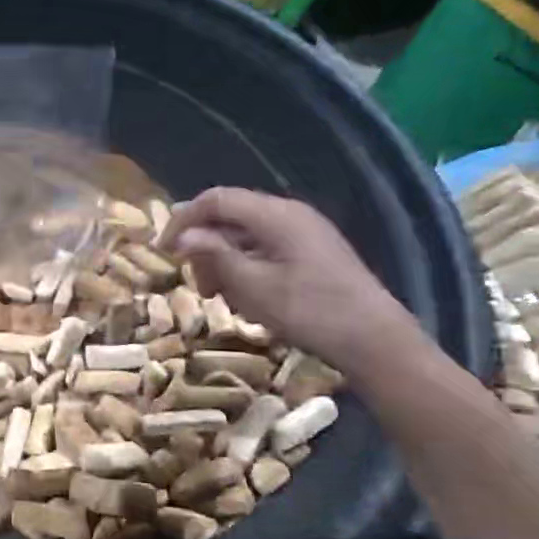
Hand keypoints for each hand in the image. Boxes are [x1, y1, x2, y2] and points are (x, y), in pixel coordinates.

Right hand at [159, 188, 424, 378]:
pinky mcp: (313, 252)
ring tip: (222, 296)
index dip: (184, 220)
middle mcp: (290, 213)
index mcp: (275, 214)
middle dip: (206, 245)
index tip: (164, 251)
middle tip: (198, 284)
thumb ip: (215, 255)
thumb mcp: (253, 286)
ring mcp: (305, 232)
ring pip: (248, 234)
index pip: (215, 199)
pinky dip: (248, 267)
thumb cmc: (309, 311)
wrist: (374, 338)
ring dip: (225, 260)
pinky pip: (268, 249)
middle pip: (232, 216)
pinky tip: (248, 298)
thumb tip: (183, 236)